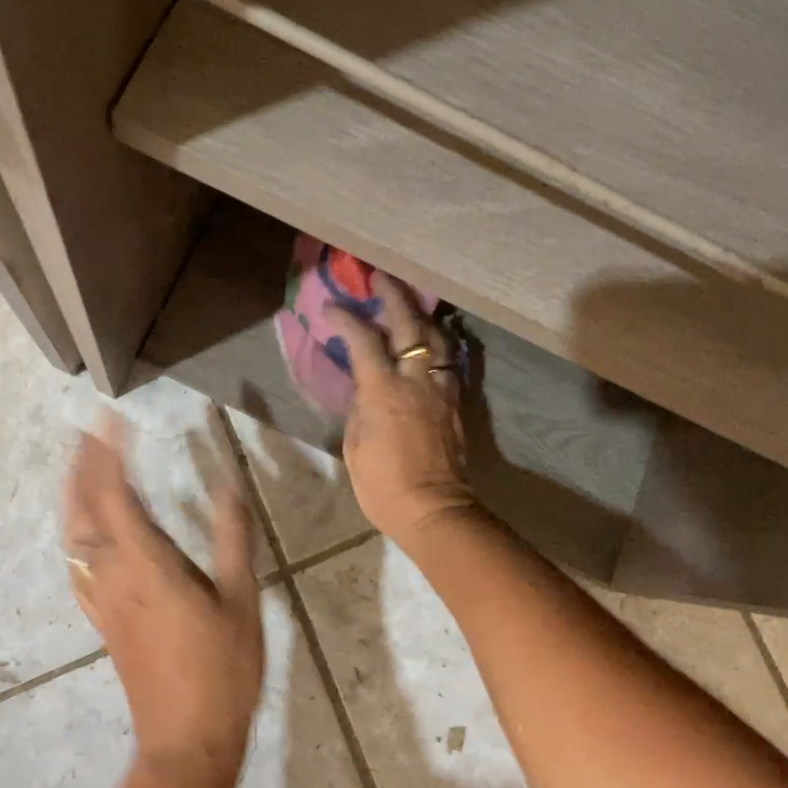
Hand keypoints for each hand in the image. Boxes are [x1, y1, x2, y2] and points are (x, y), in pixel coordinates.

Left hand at [63, 412, 264, 773]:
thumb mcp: (241, 600)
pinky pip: (77, 566)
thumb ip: (233, 537)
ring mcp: (103, 599)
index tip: (110, 418)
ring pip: (74, 537)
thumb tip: (228, 482)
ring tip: (79, 466)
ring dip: (73, 495)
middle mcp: (115, 574)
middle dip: (81, 465)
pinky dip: (75, 534)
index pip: (117, 493)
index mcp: (148, 563)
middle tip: (85, 430)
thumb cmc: (222, 669)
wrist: (186, 739)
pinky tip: (83, 534)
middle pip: (84, 509)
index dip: (108, 452)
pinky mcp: (103, 620)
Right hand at [327, 277, 476, 541]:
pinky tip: (432, 344)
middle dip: (394, 295)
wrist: (433, 509)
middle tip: (381, 278)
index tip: (331, 308)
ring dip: (422, 317)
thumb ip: (361, 408)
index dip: (345, 319)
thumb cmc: (382, 485)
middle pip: (409, 325)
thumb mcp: (355, 445)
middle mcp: (416, 380)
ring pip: (438, 339)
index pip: (363, 340)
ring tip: (411, 307)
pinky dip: (439, 346)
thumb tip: (365, 389)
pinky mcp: (456, 404)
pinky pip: (450, 363)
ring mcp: (441, 390)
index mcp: (384, 390)